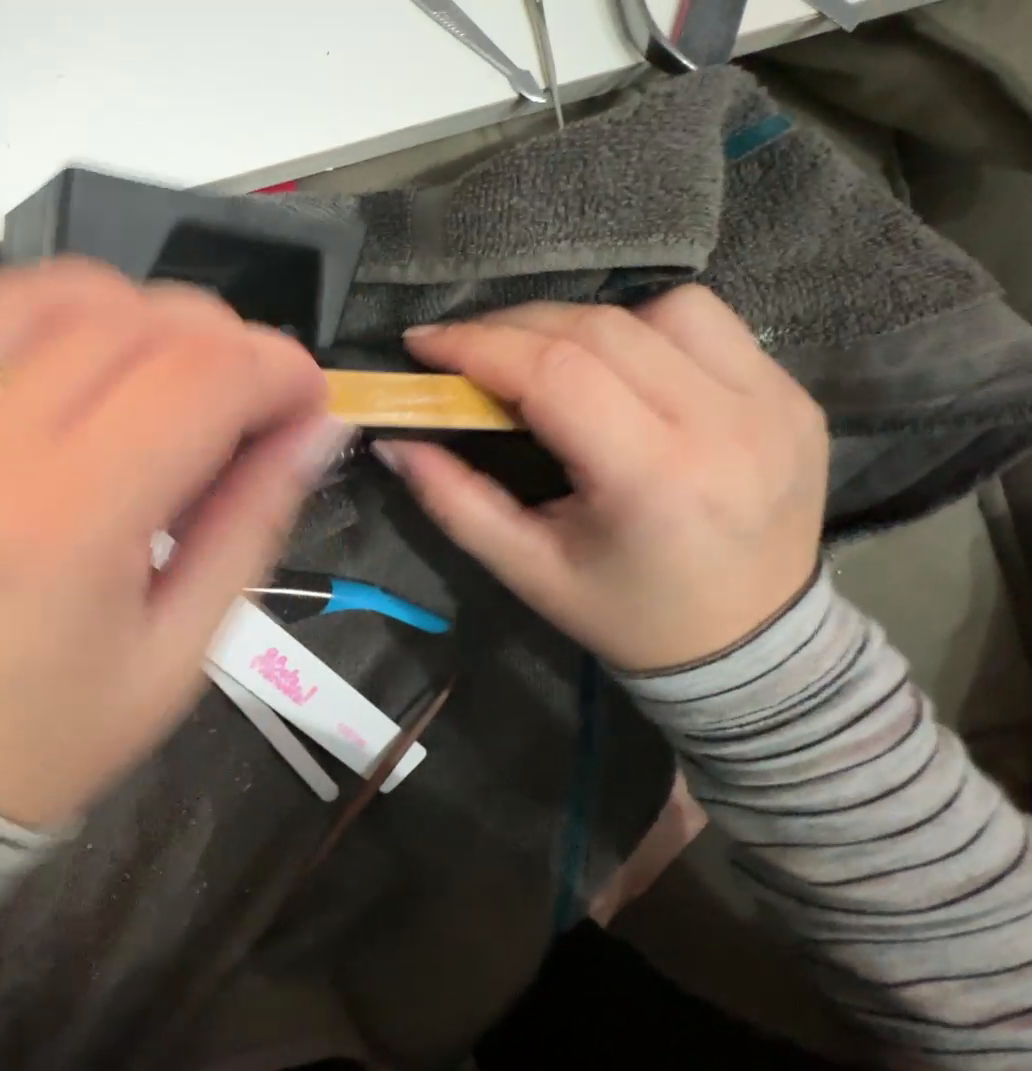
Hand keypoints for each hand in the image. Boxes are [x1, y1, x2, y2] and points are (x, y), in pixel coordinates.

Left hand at [0, 259, 345, 825]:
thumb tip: (316, 424)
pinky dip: (61, 306)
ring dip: (144, 310)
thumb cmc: (60, 728)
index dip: (277, 367)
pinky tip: (99, 348)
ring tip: (179, 366)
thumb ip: (252, 521)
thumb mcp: (183, 650)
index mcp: (71, 526)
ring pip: (60, 296)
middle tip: (252, 393)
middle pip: (136, 324)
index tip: (308, 398)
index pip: (199, 379)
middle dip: (225, 337)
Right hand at [375, 286, 826, 671]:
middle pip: (600, 328)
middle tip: (460, 347)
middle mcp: (725, 424)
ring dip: (581, 322)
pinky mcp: (794, 393)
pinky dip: (643, 328)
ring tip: (540, 357)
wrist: (750, 641)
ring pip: (661, 310)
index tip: (422, 344)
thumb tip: (394, 439)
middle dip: (512, 327)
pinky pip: (708, 324)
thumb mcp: (523, 567)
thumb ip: (452, 499)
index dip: (478, 346)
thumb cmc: (622, 611)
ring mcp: (772, 401)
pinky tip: (612, 366)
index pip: (556, 372)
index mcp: (653, 478)